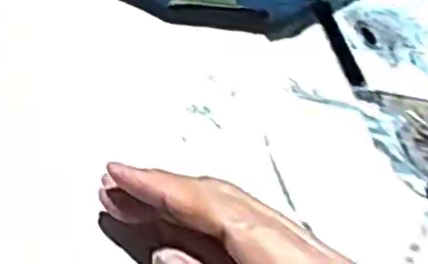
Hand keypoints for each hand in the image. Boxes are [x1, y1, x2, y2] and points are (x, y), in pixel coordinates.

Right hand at [98, 164, 350, 263]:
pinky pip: (248, 243)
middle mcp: (312, 255)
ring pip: (235, 219)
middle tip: (115, 186)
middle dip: (162, 190)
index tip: (118, 173)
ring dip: (181, 212)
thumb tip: (168, 256)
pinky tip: (178, 249)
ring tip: (135, 209)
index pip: (218, 204)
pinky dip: (207, 238)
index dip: (159, 183)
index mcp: (299, 263)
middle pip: (223, 200)